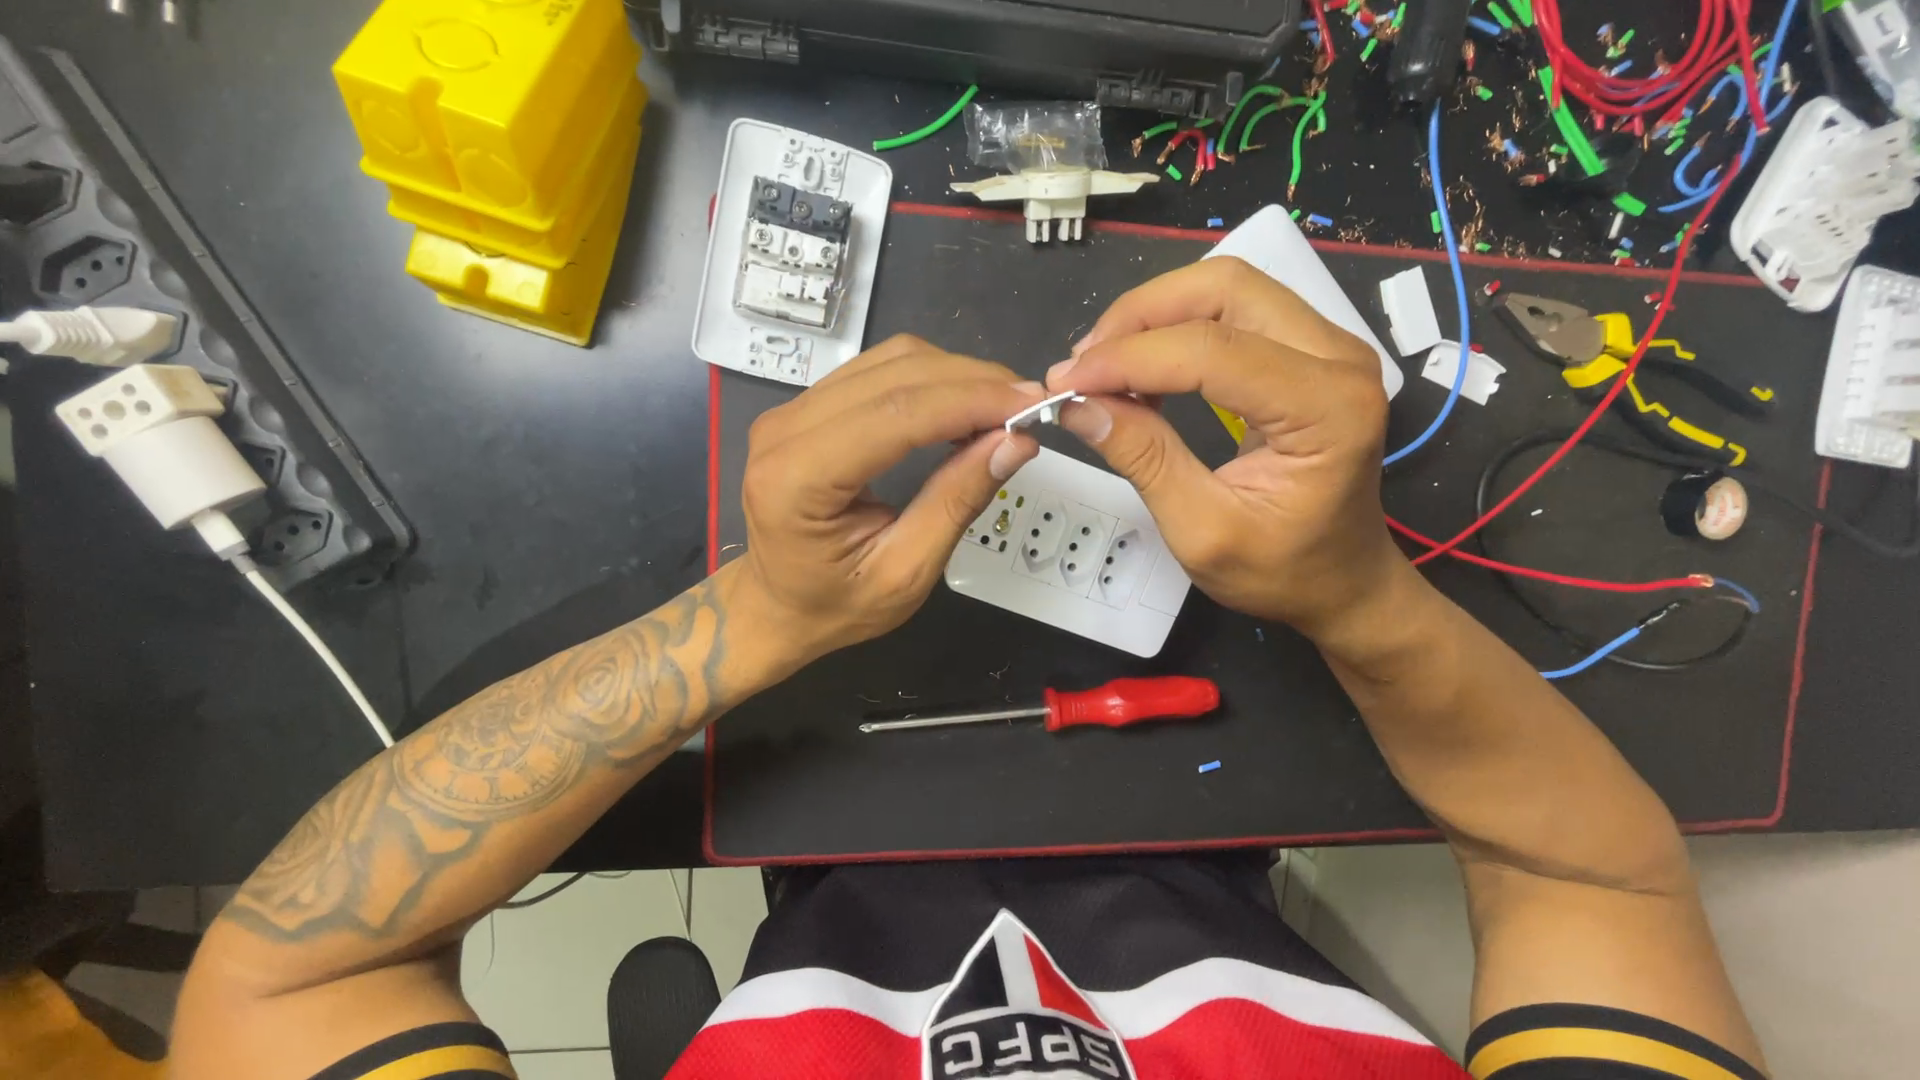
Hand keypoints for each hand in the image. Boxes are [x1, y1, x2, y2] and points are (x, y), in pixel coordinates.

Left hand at [738, 334, 1043, 666]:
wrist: (776, 607)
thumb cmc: (836, 606)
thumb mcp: (906, 573)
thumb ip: (956, 502)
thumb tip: (1016, 442)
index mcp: (797, 479)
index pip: (897, 414)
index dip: (970, 400)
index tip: (1032, 403)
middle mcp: (785, 429)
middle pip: (895, 374)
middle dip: (972, 381)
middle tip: (1031, 405)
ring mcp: (791, 411)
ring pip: (889, 361)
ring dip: (956, 375)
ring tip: (1004, 407)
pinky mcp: (806, 406)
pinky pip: (877, 371)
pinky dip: (932, 381)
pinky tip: (965, 406)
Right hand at [1045, 257, 1403, 637]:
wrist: (1341, 582)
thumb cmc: (1282, 571)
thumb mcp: (1202, 531)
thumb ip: (1145, 460)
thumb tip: (1078, 405)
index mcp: (1327, 409)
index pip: (1214, 351)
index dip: (1129, 359)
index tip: (1065, 383)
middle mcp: (1338, 358)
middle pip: (1226, 289)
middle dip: (1140, 315)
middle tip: (1083, 364)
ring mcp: (1327, 347)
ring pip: (1226, 289)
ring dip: (1153, 316)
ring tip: (1101, 365)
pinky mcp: (1307, 350)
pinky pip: (1233, 312)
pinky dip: (1174, 328)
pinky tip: (1139, 369)